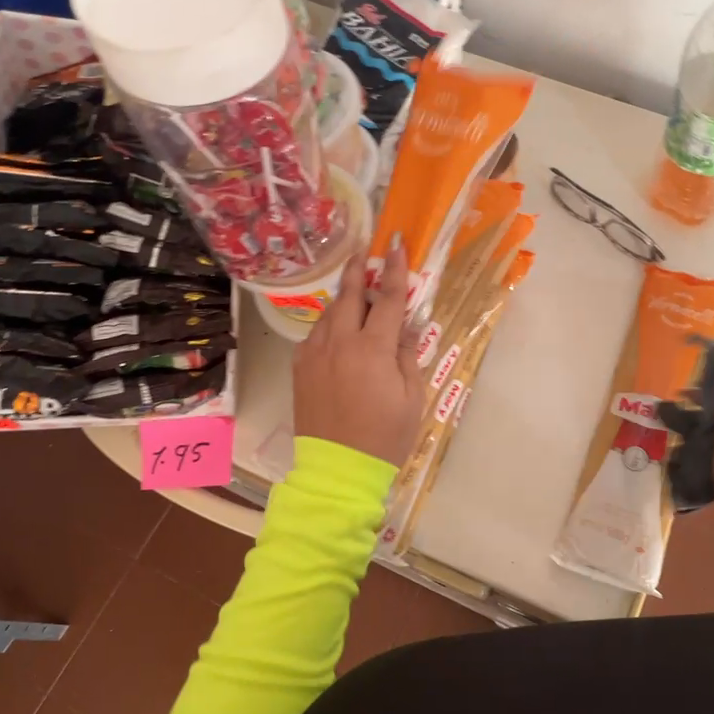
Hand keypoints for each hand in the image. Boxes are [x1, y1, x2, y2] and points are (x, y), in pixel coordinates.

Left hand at [294, 237, 426, 466]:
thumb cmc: (386, 436)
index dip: (395, 270)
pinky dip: (329, 325)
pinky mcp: (300, 369)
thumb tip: (407, 326)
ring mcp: (315, 355)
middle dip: (359, 270)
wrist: (339, 470)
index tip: (395, 244)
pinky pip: (315, 335)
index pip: (388, 299)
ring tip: (354, 291)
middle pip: (350, 295)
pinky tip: (337, 330)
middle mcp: (340, 343)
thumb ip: (408, 355)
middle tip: (365, 252)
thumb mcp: (412, 397)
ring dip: (343, 298)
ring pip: (329, 313)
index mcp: (373, 350)